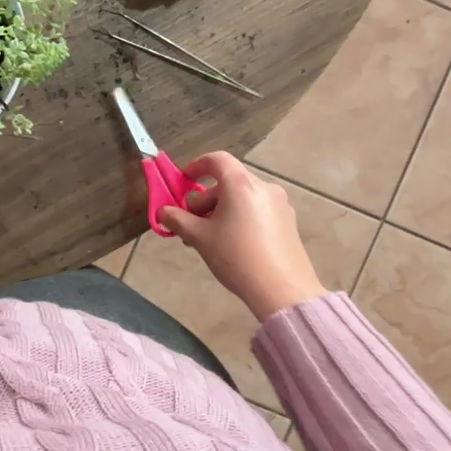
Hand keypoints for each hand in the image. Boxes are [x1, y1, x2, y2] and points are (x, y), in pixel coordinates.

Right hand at [158, 152, 327, 320]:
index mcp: (242, 185)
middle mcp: (264, 188)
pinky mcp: (288, 222)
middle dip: (204, 201)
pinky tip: (232, 244)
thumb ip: (177, 220)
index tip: (183, 182)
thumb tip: (163, 213)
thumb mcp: (199, 237)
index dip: (196, 166)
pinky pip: (256, 210)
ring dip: (220, 211)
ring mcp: (280, 205)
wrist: (282, 291)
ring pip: (241, 198)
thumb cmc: (236, 257)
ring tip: (210, 239)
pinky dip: (239, 218)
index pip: (217, 160)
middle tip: (190, 226)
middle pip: (227, 182)